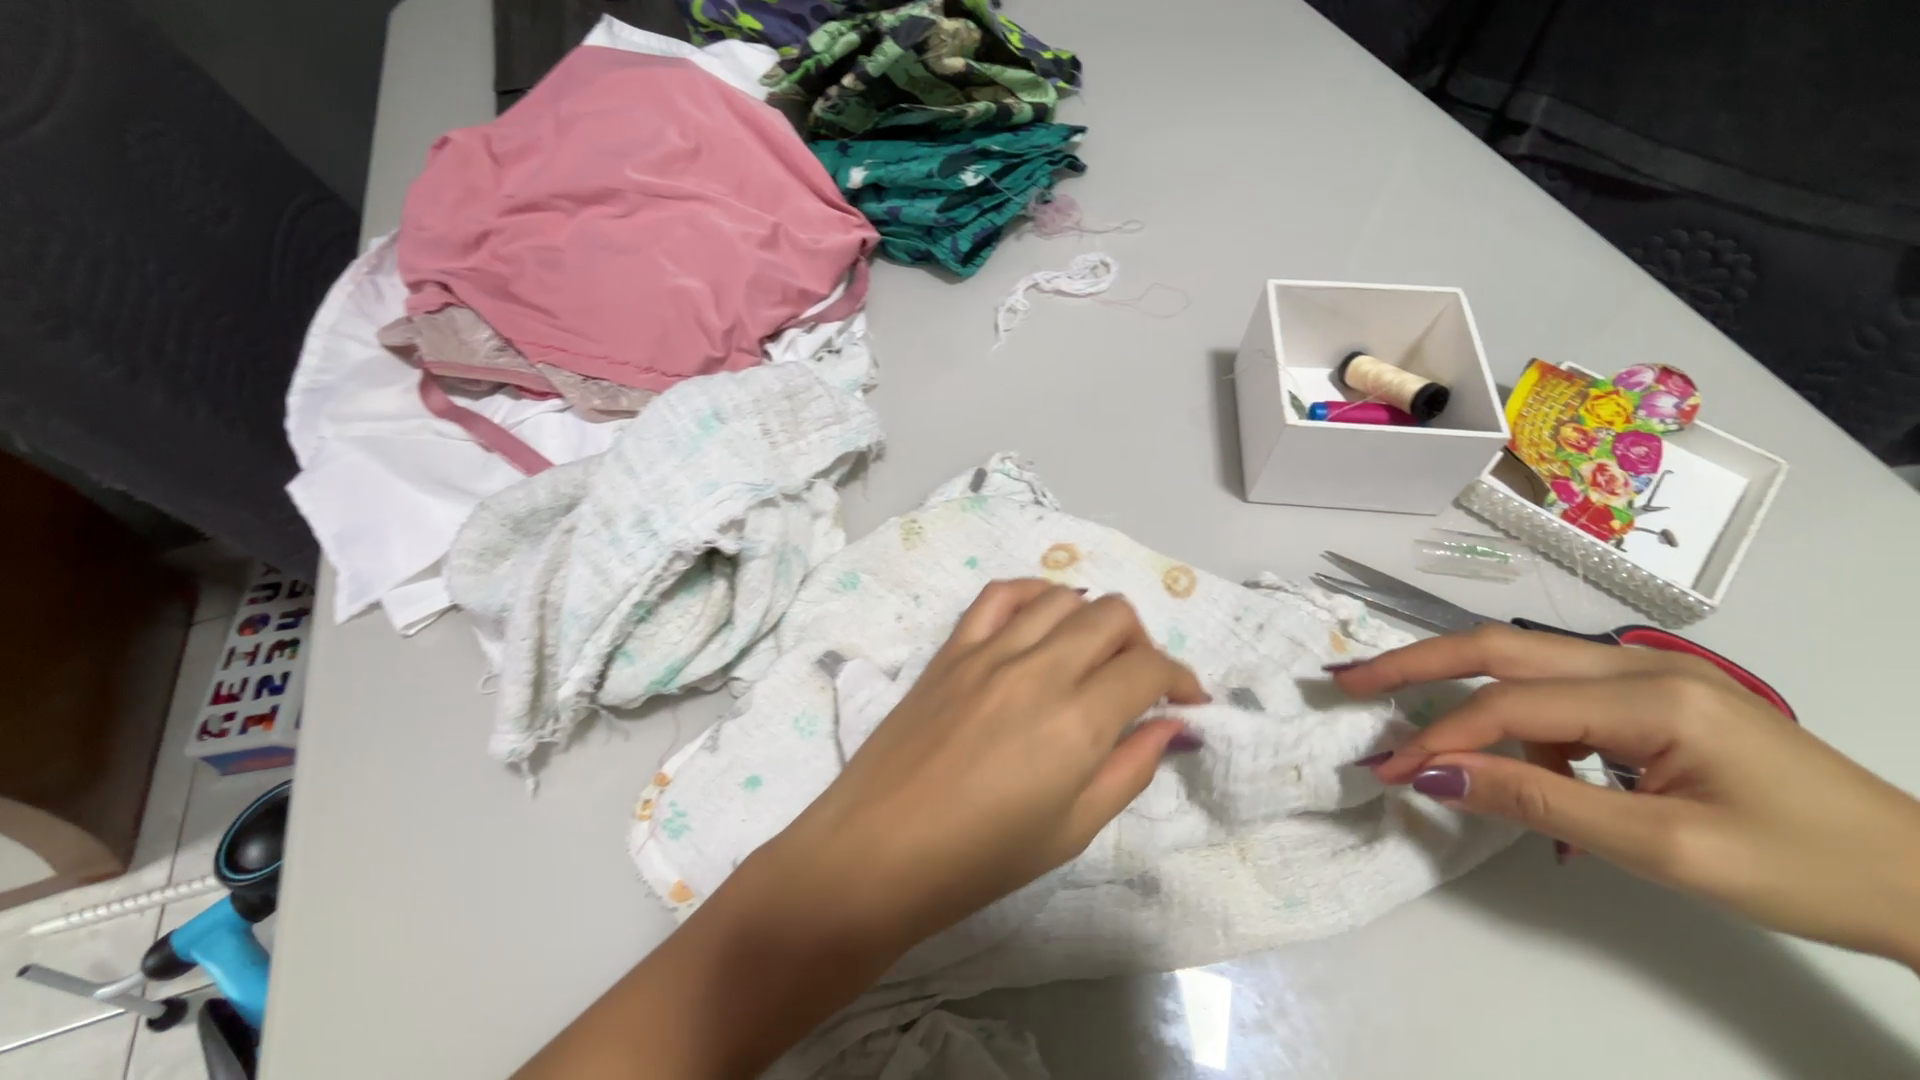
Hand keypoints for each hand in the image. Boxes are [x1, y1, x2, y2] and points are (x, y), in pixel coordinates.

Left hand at [751, 579, 1207, 963]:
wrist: (875, 852)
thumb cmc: (978, 860)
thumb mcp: (1072, 831)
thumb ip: (1129, 770)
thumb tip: (1172, 725)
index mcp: (1076, 722)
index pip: (1149, 669)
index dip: (1182, 680)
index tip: (1187, 702)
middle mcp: (1038, 670)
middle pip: (1113, 616)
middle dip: (1144, 644)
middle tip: (1139, 684)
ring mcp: (989, 652)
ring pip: (1063, 598)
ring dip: (1095, 618)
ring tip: (1093, 655)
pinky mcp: (950, 650)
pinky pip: (999, 595)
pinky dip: (1034, 594)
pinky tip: (1044, 616)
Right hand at [1336, 624, 1919, 966]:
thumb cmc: (1801, 868)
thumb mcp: (1663, 847)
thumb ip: (1539, 799)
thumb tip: (1432, 777)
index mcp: (1651, 697)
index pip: (1510, 706)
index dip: (1439, 738)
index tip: (1384, 773)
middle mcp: (1641, 665)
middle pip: (1502, 648)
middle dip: (1417, 663)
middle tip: (1349, 681)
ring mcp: (1652, 675)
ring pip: (1526, 665)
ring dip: (1461, 689)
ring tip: (1412, 728)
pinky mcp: (1659, 697)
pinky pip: (1563, 694)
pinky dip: (1517, 720)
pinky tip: (1519, 762)